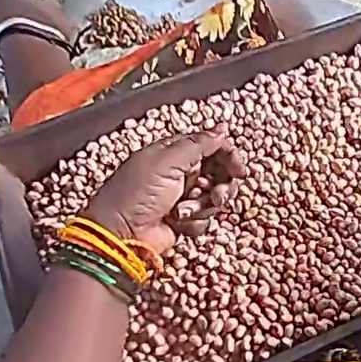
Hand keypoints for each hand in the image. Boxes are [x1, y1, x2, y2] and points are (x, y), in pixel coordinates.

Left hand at [80, 126, 245, 255]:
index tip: (239, 171)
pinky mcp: (183, 221)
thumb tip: (222, 128)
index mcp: (174, 153)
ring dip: (202, 206)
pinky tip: (177, 223)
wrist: (121, 233)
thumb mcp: (168, 161)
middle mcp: (180, 173)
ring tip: (184, 212)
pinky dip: (193, 222)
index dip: (228, 157)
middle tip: (215, 196)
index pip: (211, 147)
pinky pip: (204, 220)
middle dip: (220, 186)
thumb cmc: (137, 193)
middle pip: (218, 174)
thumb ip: (199, 144)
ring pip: (213, 199)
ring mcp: (182, 198)